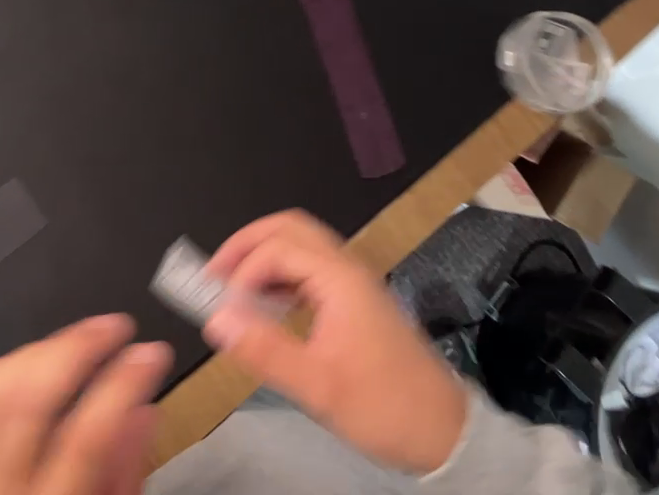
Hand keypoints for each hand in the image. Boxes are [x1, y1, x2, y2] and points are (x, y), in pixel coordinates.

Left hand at [0, 314, 172, 494]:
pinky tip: (31, 360)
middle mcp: (0, 492)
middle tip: (116, 325)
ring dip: (40, 350)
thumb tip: (144, 409)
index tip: (151, 351)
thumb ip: (125, 472)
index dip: (123, 383)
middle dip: (78, 347)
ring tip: (80, 337)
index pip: (86, 438)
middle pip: (30, 400)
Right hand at [202, 211, 467, 473]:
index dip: (241, 274)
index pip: (276, 250)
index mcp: (340, 279)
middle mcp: (347, 269)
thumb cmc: (384, 407)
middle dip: (248, 244)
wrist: (443, 430)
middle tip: (214, 274)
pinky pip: (311, 271)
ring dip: (264, 258)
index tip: (221, 311)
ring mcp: (353, 283)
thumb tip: (216, 320)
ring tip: (233, 290)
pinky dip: (282, 278)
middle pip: (290, 229)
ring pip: (301, 246)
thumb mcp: (318, 386)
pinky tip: (267, 309)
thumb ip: (264, 350)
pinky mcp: (355, 301)